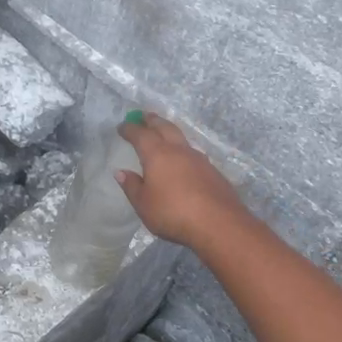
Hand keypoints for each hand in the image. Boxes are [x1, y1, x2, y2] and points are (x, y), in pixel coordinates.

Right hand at [115, 111, 249, 248]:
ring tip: (163, 134)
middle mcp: (179, 151)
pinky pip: (193, 153)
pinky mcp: (213, 172)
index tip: (122, 126)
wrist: (219, 225)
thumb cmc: (173, 213)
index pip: (140, 134)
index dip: (130, 128)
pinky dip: (182, 150)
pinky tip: (182, 160)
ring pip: (181, 138)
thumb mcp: (143, 204)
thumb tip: (121, 173)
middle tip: (144, 116)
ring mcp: (199, 160)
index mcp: (157, 155)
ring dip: (170, 132)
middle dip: (153, 121)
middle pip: (165, 127)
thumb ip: (132, 186)